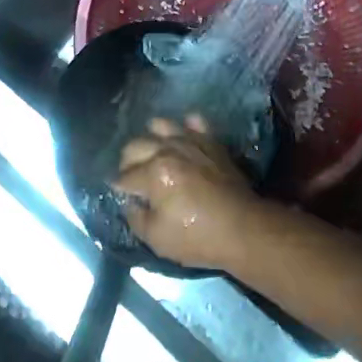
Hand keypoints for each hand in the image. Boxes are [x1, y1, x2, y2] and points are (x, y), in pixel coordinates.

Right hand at [111, 115, 263, 271]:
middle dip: (127, 162)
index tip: (120, 194)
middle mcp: (168, 151)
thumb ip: (136, 218)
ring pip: (160, 125)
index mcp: (153, 174)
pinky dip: (185, 126)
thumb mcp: (157, 239)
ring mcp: (191, 142)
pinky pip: (194, 121)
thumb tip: (131, 202)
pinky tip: (182, 138)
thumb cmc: (198, 237)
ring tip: (153, 154)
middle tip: (132, 177)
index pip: (123, 177)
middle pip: (135, 146)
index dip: (118, 188)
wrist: (243, 228)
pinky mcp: (210, 142)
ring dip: (151, 138)